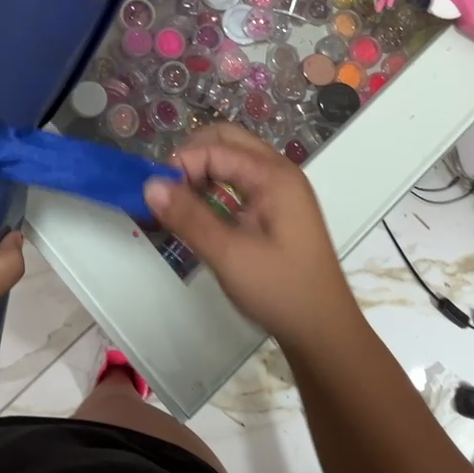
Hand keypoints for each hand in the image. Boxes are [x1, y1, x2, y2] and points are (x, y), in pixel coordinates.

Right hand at [144, 125, 357, 348]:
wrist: (324, 331)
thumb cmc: (280, 290)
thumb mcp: (229, 255)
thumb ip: (188, 216)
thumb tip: (149, 185)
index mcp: (273, 175)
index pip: (216, 148)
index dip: (182, 165)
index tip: (159, 196)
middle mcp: (279, 172)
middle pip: (226, 141)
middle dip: (192, 158)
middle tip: (168, 192)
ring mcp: (280, 190)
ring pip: (233, 159)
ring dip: (203, 171)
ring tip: (179, 204)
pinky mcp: (277, 208)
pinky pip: (240, 181)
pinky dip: (216, 187)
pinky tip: (200, 214)